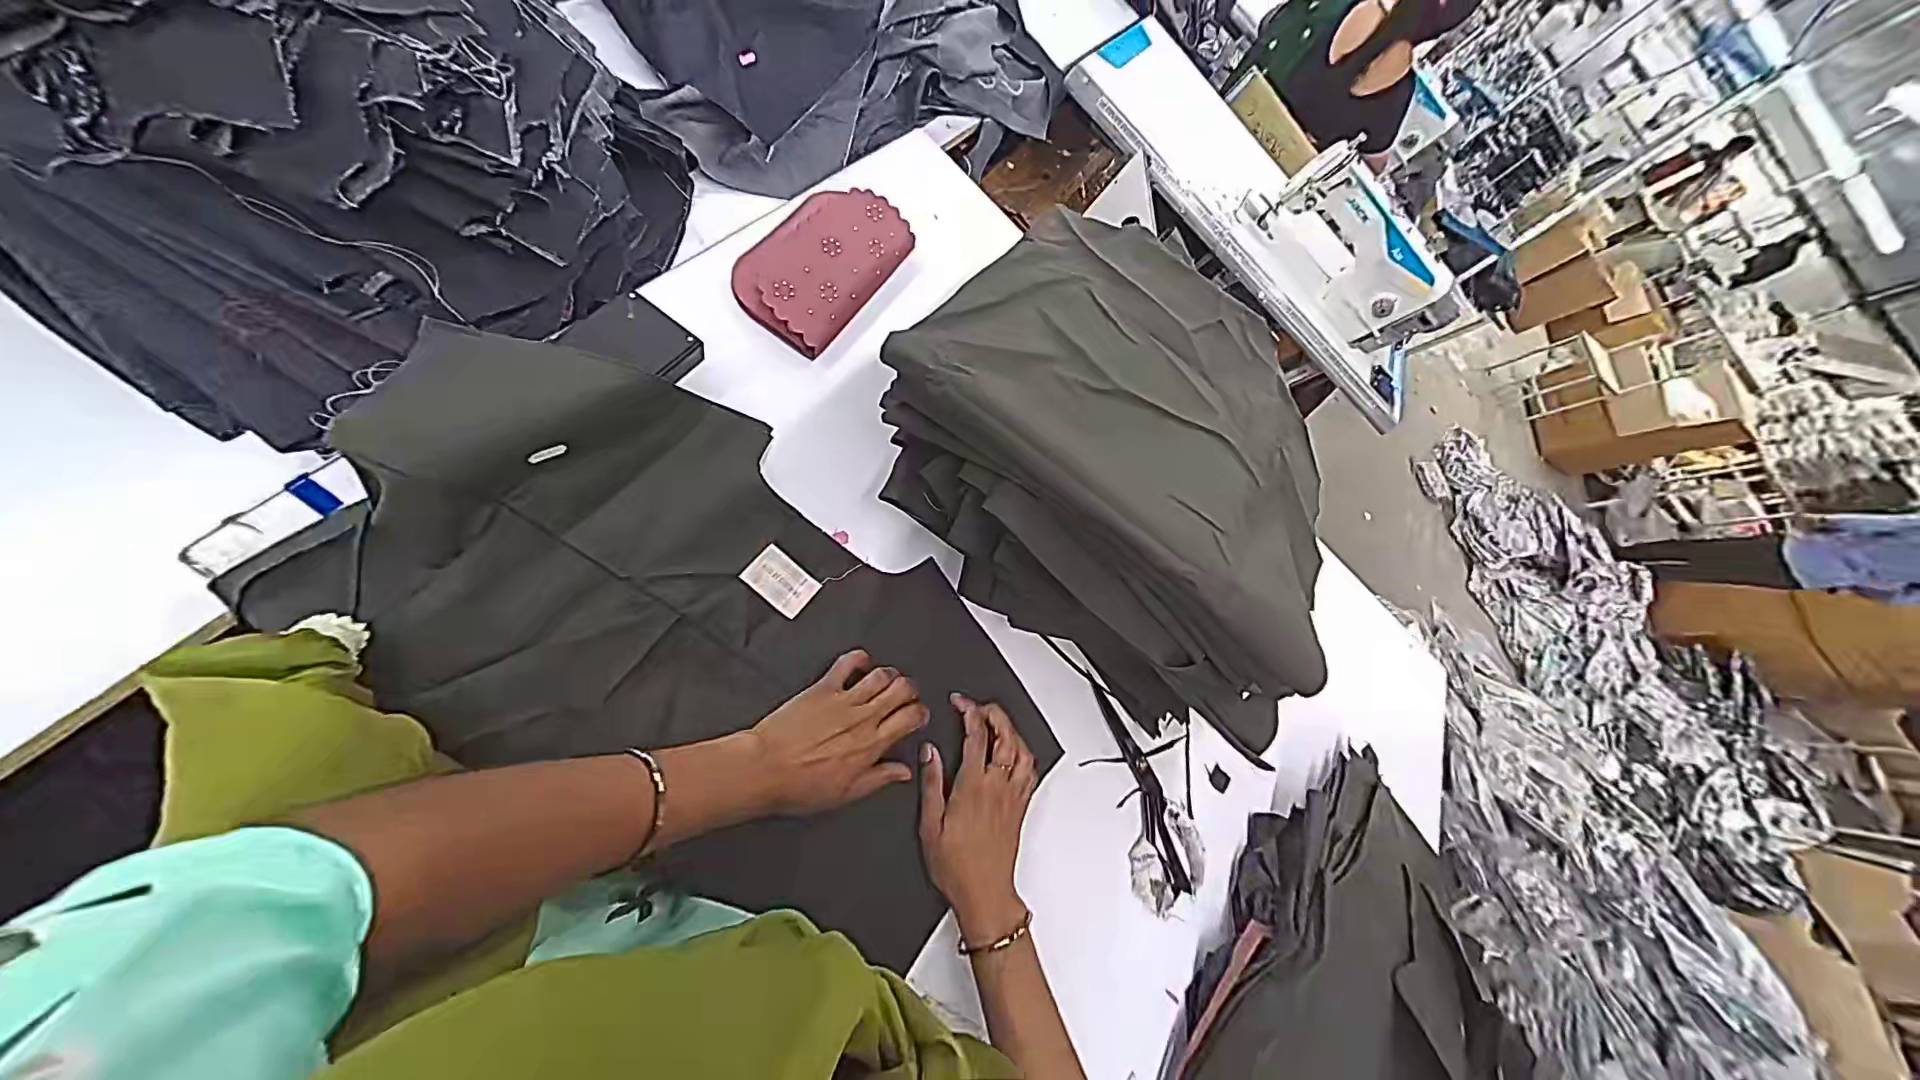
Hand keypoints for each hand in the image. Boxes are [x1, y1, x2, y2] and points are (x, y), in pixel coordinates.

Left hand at [748, 650, 929, 816]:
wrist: (764, 769)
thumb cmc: (799, 785)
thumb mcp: (846, 793)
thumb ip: (879, 778)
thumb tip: (902, 772)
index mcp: (871, 744)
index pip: (911, 717)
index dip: (920, 712)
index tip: (917, 714)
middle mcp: (863, 718)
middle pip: (903, 689)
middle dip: (910, 689)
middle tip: (907, 694)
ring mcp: (844, 700)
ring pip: (882, 674)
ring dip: (890, 674)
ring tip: (888, 679)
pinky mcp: (823, 688)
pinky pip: (848, 663)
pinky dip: (860, 658)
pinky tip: (863, 662)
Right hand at [918, 694, 1038, 945]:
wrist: (984, 893)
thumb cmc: (956, 865)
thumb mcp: (930, 824)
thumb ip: (931, 782)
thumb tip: (930, 752)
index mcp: (974, 785)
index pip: (977, 734)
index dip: (969, 711)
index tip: (960, 703)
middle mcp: (998, 786)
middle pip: (1005, 734)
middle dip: (993, 712)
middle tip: (979, 706)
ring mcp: (1013, 795)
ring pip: (1022, 749)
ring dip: (1011, 728)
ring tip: (997, 721)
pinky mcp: (1021, 806)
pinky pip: (1030, 769)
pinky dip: (1023, 751)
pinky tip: (1015, 751)